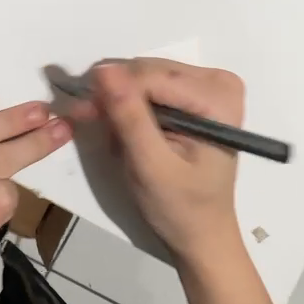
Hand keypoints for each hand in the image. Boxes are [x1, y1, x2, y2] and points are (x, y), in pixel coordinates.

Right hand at [74, 58, 245, 264]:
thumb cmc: (180, 207)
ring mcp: (209, 84)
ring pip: (145, 74)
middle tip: (94, 124)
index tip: (84, 113)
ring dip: (121, 101)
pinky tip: (129, 129)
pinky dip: (132, 104)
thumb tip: (103, 70)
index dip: (113, 90)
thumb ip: (129, 117)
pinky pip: (152, 84)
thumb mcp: (149, 167)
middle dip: (116, 96)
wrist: (202, 233)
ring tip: (115, 136)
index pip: (151, 76)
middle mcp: (218, 81)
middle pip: (148, 71)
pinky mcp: (197, 92)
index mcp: (218, 98)